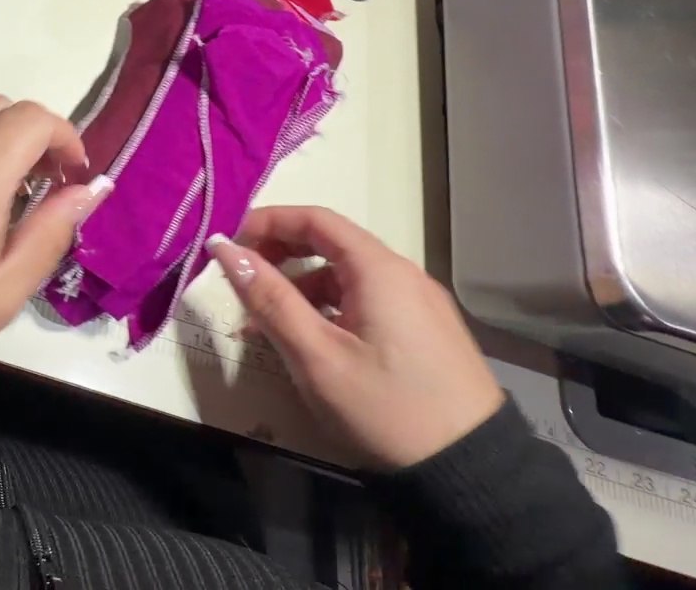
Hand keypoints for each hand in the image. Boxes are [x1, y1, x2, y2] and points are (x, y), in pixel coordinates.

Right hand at [206, 207, 503, 468]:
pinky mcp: (424, 332)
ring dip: (299, 286)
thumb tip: (223, 247)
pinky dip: (327, 307)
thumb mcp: (315, 356)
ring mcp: (418, 304)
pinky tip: (308, 342)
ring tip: (264, 323)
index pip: (314, 219)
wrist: (472, 477)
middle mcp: (402, 275)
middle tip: (240, 279)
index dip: (267, 222)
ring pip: (344, 275)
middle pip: (330, 242)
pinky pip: (364, 301)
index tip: (229, 245)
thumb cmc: (385, 408)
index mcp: (379, 270)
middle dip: (279, 253)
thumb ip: (267, 297)